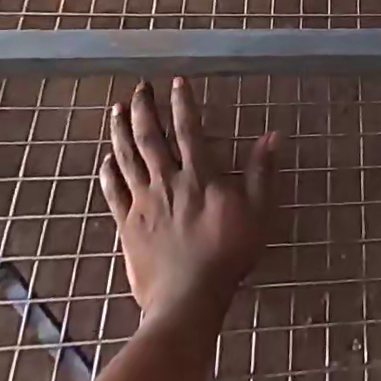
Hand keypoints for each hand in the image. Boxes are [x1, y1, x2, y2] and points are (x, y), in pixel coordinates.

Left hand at [99, 78, 280, 327]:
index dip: (182, 103)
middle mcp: (167, 181)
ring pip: (128, 157)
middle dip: (144, 108)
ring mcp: (143, 202)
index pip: (188, 129)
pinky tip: (106, 158)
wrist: (187, 298)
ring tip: (117, 108)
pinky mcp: (127, 224)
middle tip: (139, 86)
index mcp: (199, 175)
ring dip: (121, 130)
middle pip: (150, 137)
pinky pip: (114, 191)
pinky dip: (109, 172)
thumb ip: (263, 173)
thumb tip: (273, 136)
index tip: (176, 82)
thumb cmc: (228, 254)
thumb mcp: (258, 213)